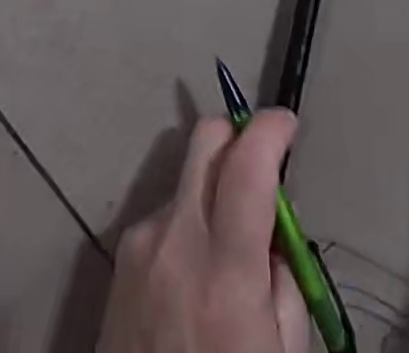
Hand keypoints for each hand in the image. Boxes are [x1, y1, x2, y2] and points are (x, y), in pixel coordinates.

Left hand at [95, 112, 309, 352]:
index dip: (270, 132)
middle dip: (238, 137)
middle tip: (263, 167)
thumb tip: (272, 235)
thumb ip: (283, 284)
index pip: (247, 169)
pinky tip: (195, 273)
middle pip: (204, 142)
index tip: (287, 123)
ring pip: (187, 181)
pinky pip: (167, 216)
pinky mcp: (121, 254)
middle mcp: (175, 239)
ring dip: (214, 190)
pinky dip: (190, 222)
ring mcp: (140, 242)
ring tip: (230, 252)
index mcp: (225, 272)